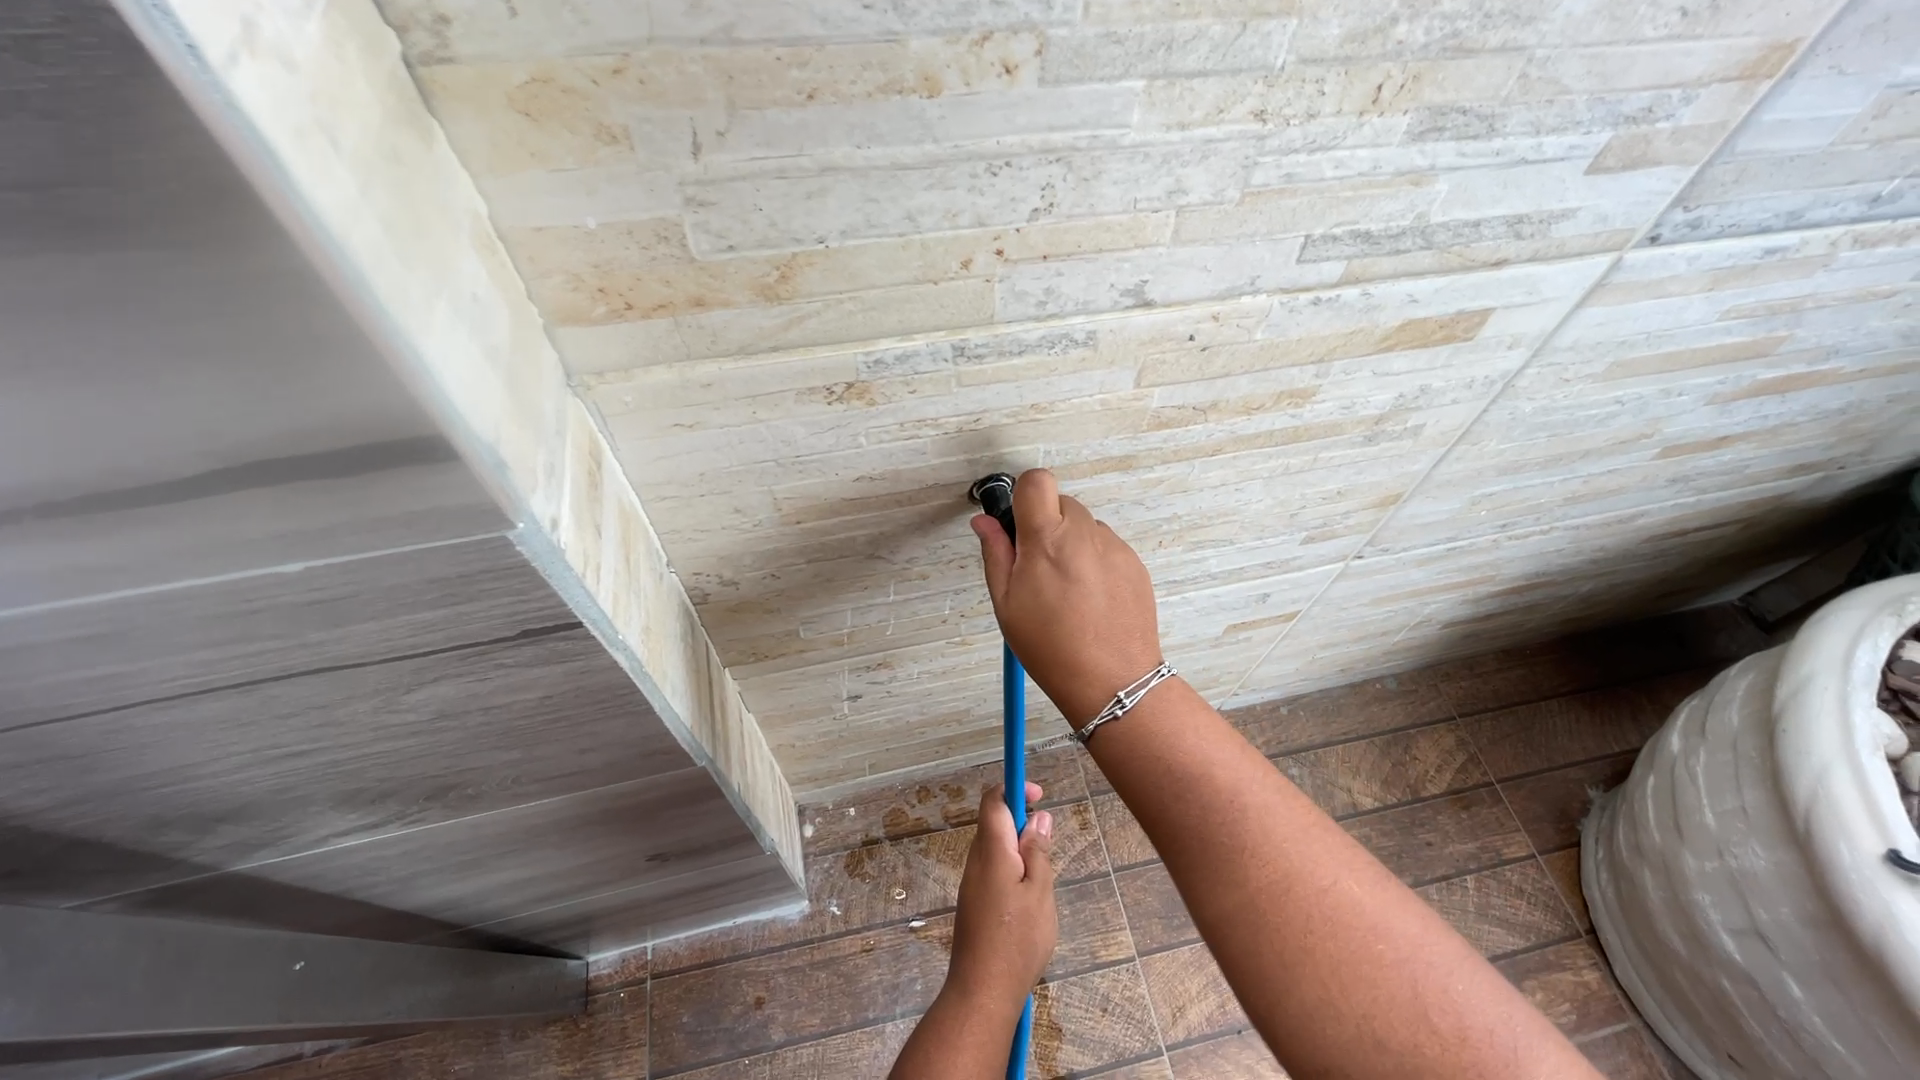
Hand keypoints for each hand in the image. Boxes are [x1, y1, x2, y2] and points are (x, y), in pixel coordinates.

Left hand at [947, 784, 1056, 1006]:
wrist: (982, 991)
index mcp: (991, 851)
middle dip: (1023, 825)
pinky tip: (1028, 902)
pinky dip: (1012, 872)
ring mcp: (971, 883)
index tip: (1040, 793)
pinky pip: (993, 872)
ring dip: (1019, 852)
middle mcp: (975, 861)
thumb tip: (1039, 817)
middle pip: (994, 824)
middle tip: (1048, 849)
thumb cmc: (1017, 940)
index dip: (1015, 788)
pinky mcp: (973, 904)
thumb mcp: (1040, 892)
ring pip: (996, 850)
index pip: (994, 801)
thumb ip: (1039, 852)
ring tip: (1042, 883)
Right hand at [972, 468, 1163, 727]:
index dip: (1022, 496)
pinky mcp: (1134, 563)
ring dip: (1071, 544)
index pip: (1035, 481)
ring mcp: (1114, 547)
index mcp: (1046, 539)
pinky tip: (1088, 599)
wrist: (1112, 680)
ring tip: (1065, 591)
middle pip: (1060, 503)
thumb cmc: (1053, 648)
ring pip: (1084, 526)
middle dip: (1045, 524)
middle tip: (1037, 568)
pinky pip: (1106, 547)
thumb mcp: (1006, 603)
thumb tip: (985, 521)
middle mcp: (1084, 534)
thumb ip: (995, 553)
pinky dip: (1094, 563)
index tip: (1017, 523)